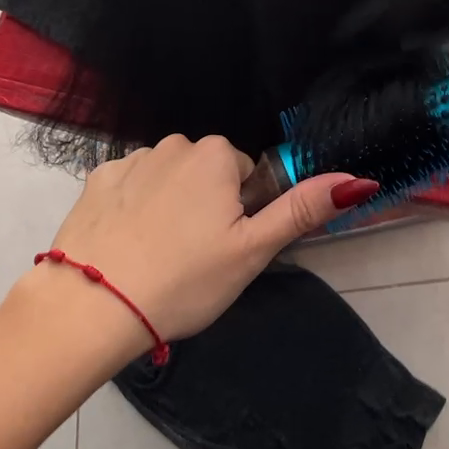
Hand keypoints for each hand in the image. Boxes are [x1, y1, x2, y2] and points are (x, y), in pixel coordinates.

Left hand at [46, 135, 372, 342]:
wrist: (92, 305)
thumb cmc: (184, 279)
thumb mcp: (252, 251)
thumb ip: (301, 209)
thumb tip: (356, 178)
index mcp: (214, 155)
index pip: (244, 174)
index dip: (240, 212)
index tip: (223, 247)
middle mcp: (173, 144)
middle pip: (205, 172)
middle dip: (206, 204)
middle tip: (194, 256)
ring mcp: (130, 159)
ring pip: (167, 178)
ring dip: (170, 205)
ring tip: (158, 255)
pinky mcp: (96, 178)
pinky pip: (129, 185)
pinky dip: (132, 207)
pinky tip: (126, 243)